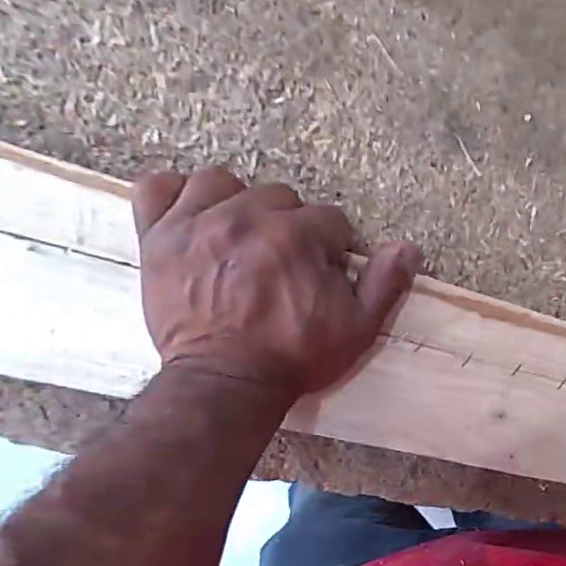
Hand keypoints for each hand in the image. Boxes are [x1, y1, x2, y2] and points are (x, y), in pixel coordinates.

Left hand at [132, 166, 420, 397]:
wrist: (227, 383)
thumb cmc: (295, 356)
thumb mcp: (358, 328)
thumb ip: (384, 284)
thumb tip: (407, 248)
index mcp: (298, 236)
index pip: (330, 220)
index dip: (333, 249)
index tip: (325, 274)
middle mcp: (247, 217)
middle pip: (279, 197)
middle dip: (290, 225)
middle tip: (287, 263)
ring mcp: (197, 224)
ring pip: (221, 182)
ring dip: (238, 202)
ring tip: (244, 235)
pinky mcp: (158, 238)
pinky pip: (158, 188)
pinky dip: (176, 195)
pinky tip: (194, 216)